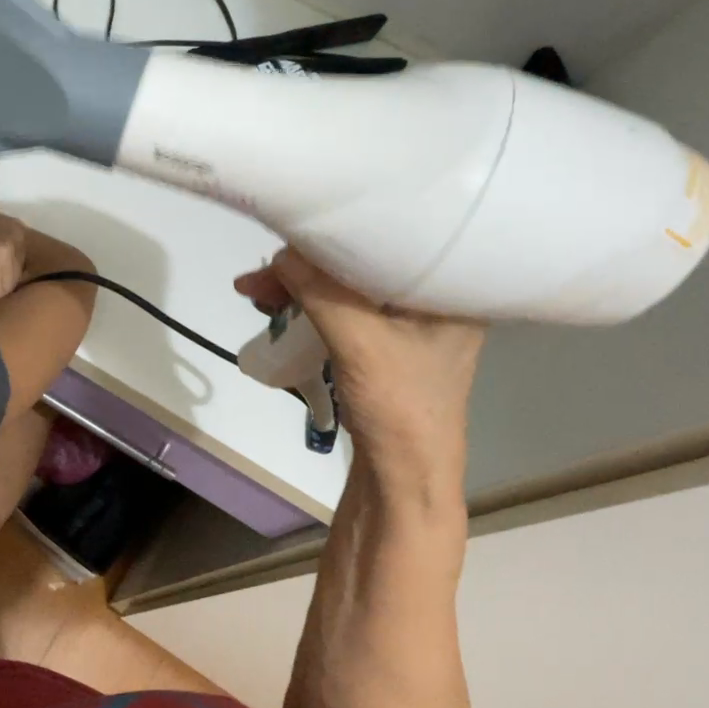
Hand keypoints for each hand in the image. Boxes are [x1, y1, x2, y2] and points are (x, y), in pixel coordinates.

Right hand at [236, 250, 484, 468]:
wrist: (403, 474)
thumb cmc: (400, 405)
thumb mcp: (358, 342)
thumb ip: (321, 292)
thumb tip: (280, 253)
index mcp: (452, 286)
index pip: (395, 235)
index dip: (339, 233)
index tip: (293, 238)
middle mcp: (435, 296)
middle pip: (362, 262)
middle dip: (307, 265)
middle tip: (260, 277)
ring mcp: (408, 322)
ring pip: (347, 286)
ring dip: (300, 286)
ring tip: (256, 292)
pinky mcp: (384, 343)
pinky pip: (341, 309)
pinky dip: (307, 306)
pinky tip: (277, 308)